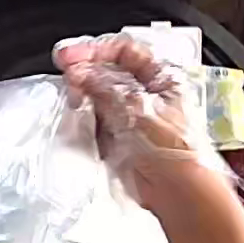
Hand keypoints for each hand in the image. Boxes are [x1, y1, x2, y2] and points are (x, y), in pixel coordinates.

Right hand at [54, 35, 223, 208]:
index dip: (94, 50)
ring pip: (100, 98)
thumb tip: (78, 70)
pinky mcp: (122, 139)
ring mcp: (133, 117)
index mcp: (161, 77)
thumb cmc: (175, 150)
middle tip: (66, 76)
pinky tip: (79, 121)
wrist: (177, 192)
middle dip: (85, 73)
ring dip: (84, 97)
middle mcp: (147, 94)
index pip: (123, 51)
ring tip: (73, 101)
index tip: (68, 56)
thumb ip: (104, 85)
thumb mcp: (137, 108)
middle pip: (108, 73)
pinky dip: (86, 121)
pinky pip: (97, 123)